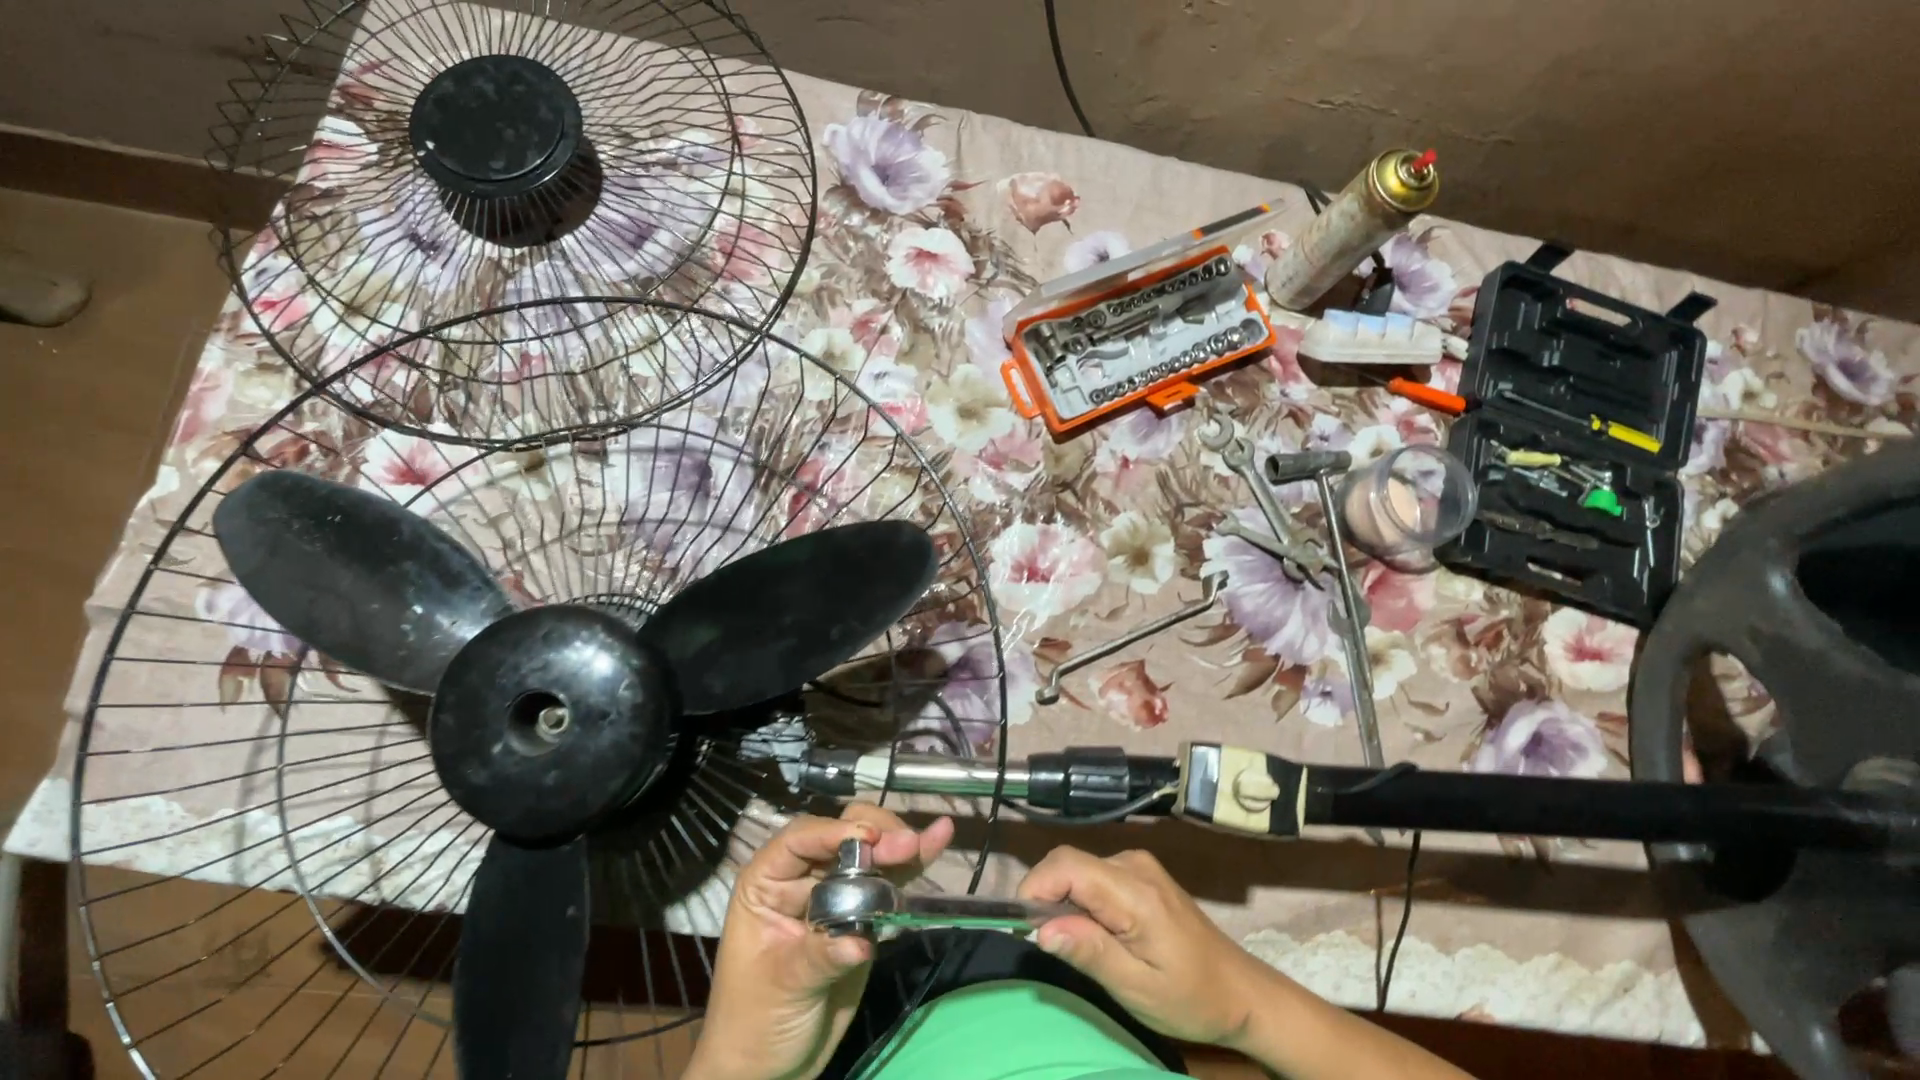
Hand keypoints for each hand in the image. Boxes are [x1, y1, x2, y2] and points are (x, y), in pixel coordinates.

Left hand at [686, 806, 953, 1079]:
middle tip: (907, 846)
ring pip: (870, 853)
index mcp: (767, 883)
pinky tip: (938, 839)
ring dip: (902, 844)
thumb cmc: (755, 1021)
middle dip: (876, 836)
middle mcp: (802, 878)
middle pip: (842, 837)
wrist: (771, 1065)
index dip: (834, 832)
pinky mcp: (863, 916)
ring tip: (934, 836)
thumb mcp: (782, 987)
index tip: (869, 838)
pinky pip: (888, 882)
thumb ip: (819, 957)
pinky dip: (913, 864)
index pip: (800, 840)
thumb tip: (860, 942)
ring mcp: (835, 895)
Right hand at [1017, 846, 1284, 1047]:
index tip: (1025, 928)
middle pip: (1068, 864)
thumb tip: (1041, 929)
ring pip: (1078, 870)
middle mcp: (1134, 865)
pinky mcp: (1140, 875)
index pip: (1066, 865)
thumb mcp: (1136, 988)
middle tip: (1052, 945)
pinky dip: (1081, 901)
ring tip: (1079, 946)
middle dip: (1046, 898)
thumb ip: (1089, 953)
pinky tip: (1097, 934)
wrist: (1242, 993)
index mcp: (1135, 892)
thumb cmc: (1191, 998)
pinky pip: (1094, 877)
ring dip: (1064, 902)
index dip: (1035, 888)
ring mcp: (1139, 866)